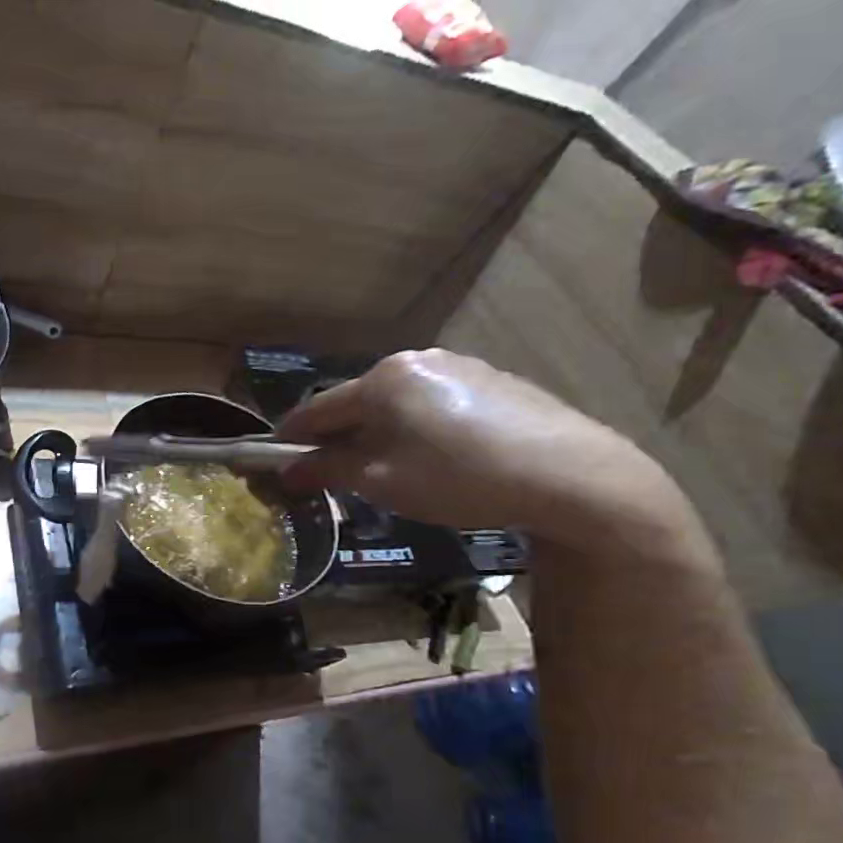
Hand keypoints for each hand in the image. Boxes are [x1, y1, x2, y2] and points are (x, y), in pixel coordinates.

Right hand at [279, 350, 690, 551]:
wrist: (569, 474)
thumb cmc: (458, 478)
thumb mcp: (382, 481)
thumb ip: (328, 469)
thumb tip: (288, 470)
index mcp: (382, 380)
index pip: (317, 409)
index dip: (290, 437)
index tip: (272, 460)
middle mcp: (416, 362)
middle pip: (357, 403)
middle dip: (336, 438)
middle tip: (328, 475)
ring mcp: (458, 367)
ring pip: (396, 404)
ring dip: (377, 434)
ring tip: (384, 472)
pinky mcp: (492, 382)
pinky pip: (433, 405)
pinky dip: (415, 429)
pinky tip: (434, 459)